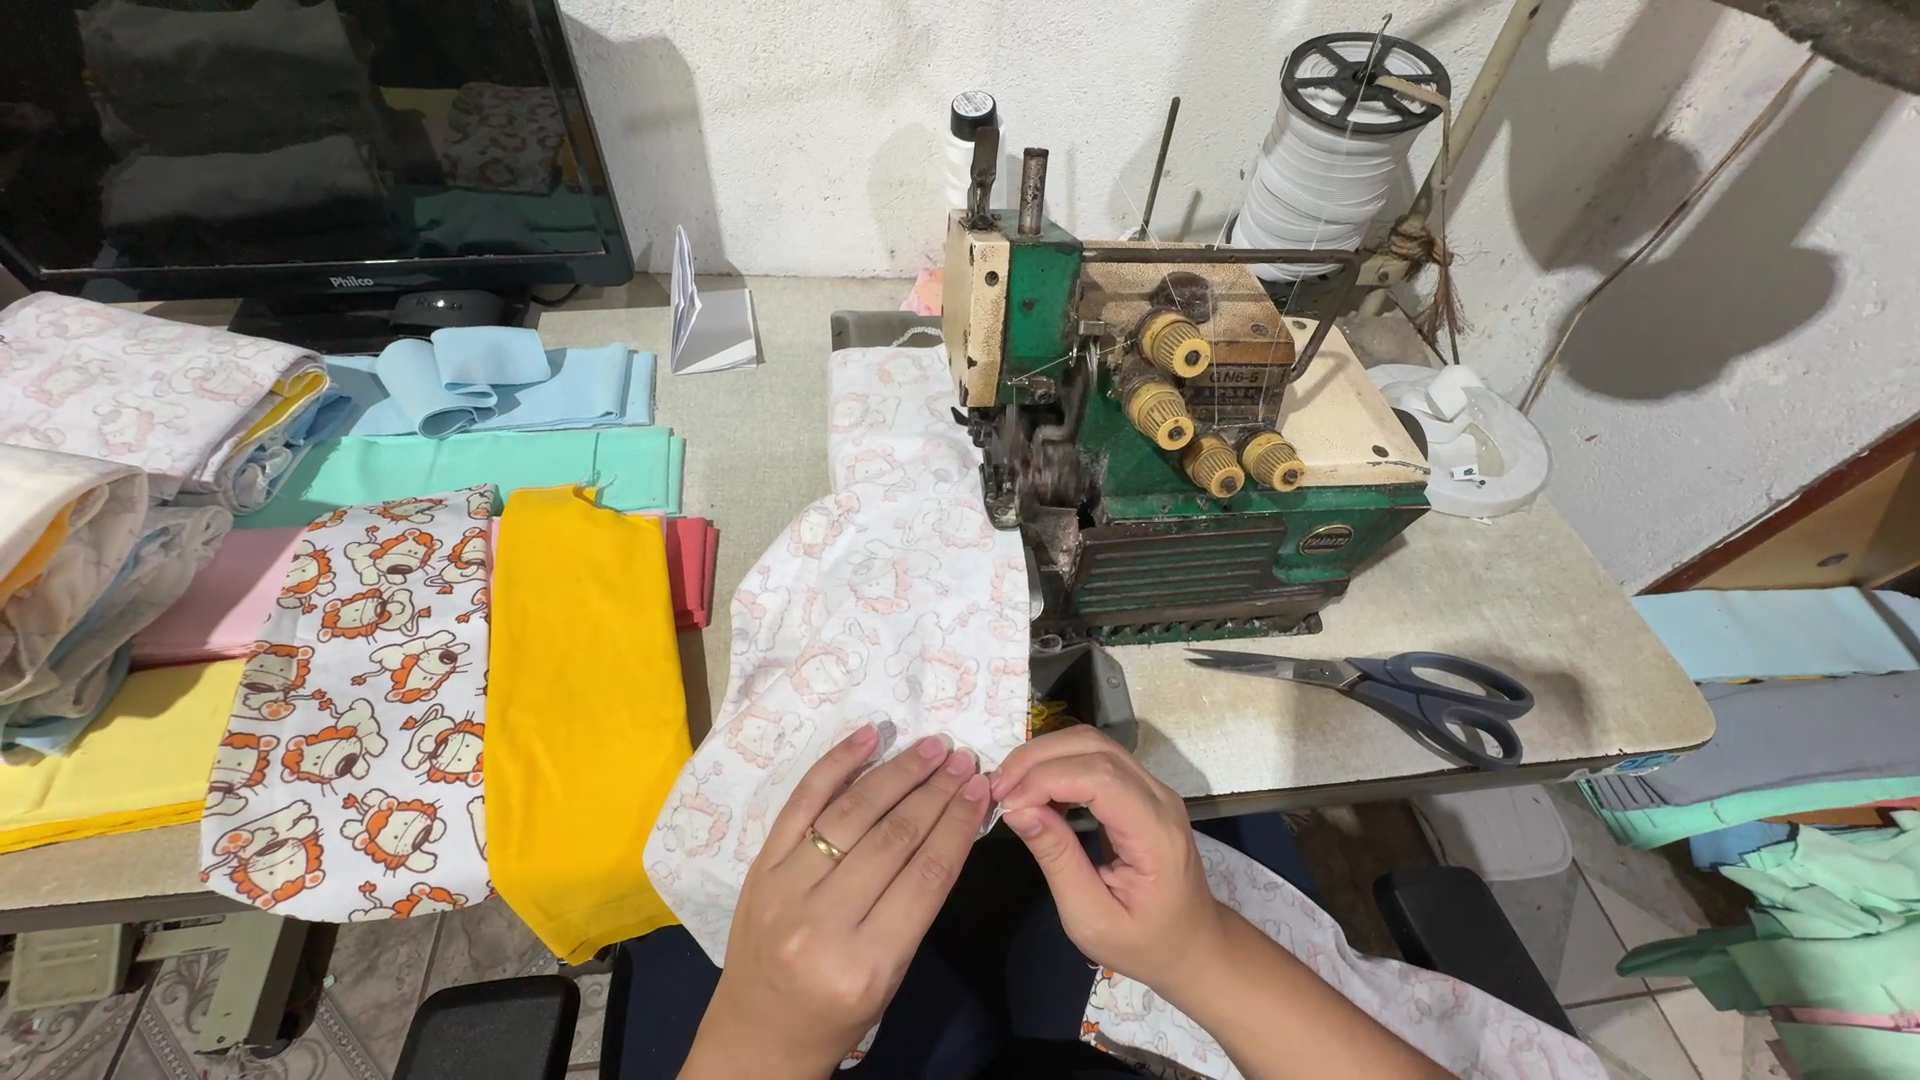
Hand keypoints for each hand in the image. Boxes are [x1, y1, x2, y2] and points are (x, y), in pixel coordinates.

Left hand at [682, 725, 990, 1079]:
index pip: (926, 876)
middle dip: (935, 792)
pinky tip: (868, 737)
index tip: (980, 789)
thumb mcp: (891, 975)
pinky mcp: (761, 864)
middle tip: (963, 760)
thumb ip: (918, 902)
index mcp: (864, 964)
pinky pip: (802, 801)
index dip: (957, 825)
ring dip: (898, 773)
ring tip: (931, 748)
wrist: (755, 1035)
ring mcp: (784, 888)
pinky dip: (837, 763)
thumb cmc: (836, 1014)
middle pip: (892, 838)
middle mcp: (821, 922)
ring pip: (852, 812)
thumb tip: (952, 823)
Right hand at [989, 725, 1225, 992]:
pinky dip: (1058, 762)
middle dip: (1038, 757)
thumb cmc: (1145, 944)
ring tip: (1010, 786)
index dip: (1047, 778)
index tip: (1006, 802)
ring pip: (1093, 743)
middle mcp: (1159, 797)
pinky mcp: (1140, 788)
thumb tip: (1016, 809)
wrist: (1193, 945)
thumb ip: (1057, 859)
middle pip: (1094, 747)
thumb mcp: (1091, 919)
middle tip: (998, 787)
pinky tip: (1035, 789)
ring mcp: (1152, 788)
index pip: (1099, 777)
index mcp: (1155, 834)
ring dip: (1045, 755)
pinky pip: (1095, 757)